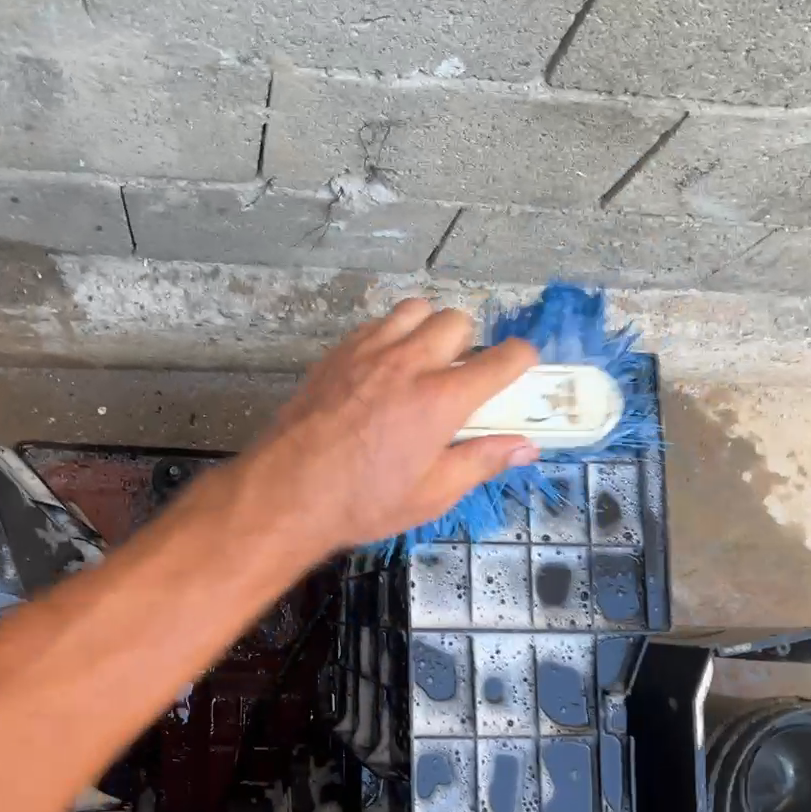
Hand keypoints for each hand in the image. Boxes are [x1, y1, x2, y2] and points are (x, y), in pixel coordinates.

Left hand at [237, 298, 538, 550]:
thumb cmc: (361, 502)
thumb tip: (524, 447)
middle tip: (457, 378)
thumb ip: (481, 462)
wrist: (286, 492)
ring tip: (419, 365)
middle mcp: (409, 363)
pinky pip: (376, 323)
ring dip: (427, 330)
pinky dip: (390, 336)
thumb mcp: (431, 496)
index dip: (521, 361)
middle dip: (468, 344)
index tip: (519, 372)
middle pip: (458, 321)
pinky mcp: (338, 352)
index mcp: (441, 399)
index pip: (504, 359)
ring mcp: (369, 351)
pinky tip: (380, 370)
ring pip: (416, 309)